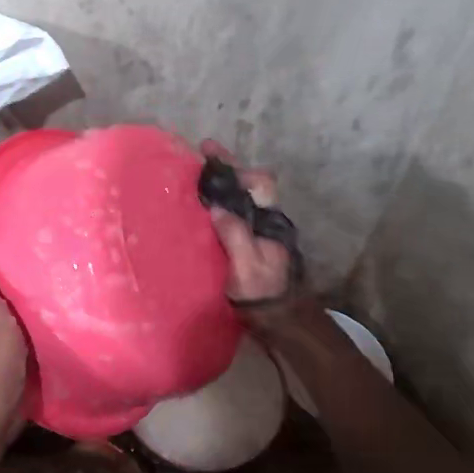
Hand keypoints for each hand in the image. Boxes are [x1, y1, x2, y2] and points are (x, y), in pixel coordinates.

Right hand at [199, 139, 293, 302]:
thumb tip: (217, 208)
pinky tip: (201, 205)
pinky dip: (219, 204)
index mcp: (268, 222)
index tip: (211, 154)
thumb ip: (235, 236)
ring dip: (223, 185)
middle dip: (228, 169)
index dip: (238, 167)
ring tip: (197, 174)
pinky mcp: (246, 245)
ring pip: (242, 200)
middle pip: (250, 186)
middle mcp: (265, 222)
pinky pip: (233, 215)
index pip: (260, 183)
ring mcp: (256, 233)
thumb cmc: (262, 293)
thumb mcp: (247, 267)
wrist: (276, 320)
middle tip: (202, 152)